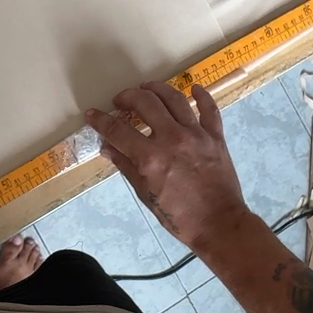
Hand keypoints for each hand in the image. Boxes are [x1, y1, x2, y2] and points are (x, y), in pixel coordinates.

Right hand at [86, 81, 255, 250]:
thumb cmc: (179, 216)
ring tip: (146, 88)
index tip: (92, 114)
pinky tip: (194, 88)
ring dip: (157, 89)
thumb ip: (126, 167)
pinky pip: (209, 109)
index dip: (101, 120)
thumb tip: (107, 148)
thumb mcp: (145, 195)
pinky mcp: (215, 137)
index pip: (118, 130)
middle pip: (145, 103)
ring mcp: (196, 135)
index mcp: (151, 158)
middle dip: (127, 97)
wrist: (219, 224)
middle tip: (120, 101)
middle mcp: (172, 139)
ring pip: (174, 98)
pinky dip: (202, 96)